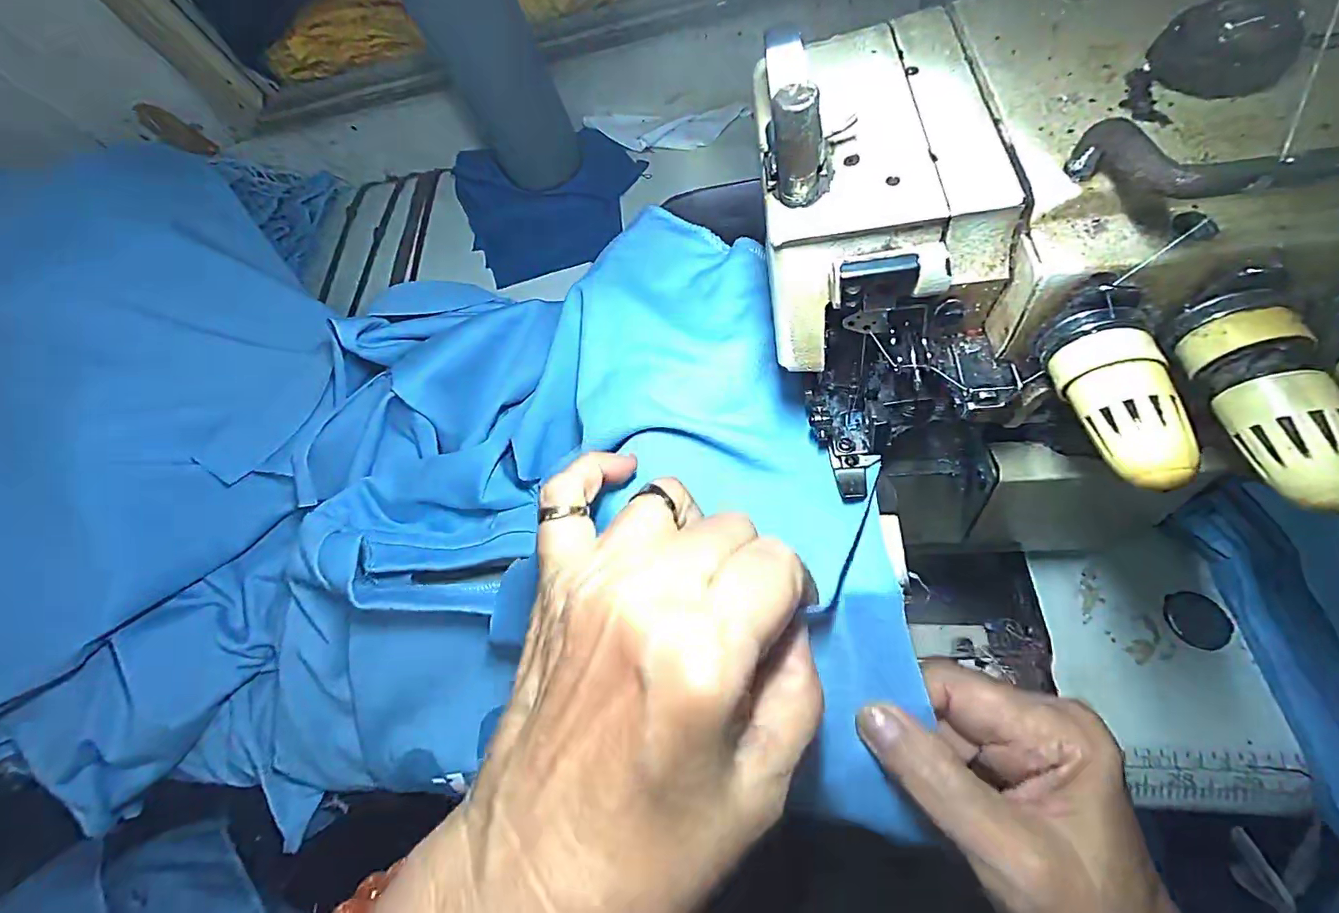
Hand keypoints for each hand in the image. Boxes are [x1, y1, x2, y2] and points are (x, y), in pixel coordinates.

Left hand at [382, 452, 821, 912]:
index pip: (777, 562)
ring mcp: (589, 579)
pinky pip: (563, 497)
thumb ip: (799, 687)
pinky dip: (592, 474)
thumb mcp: (762, 789)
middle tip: (739, 613)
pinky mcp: (551, 582)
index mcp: (702, 651)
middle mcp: (644, 595)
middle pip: (728, 526)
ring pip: (666, 503)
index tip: (783, 621)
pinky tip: (620, 475)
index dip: (793, 590)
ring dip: (692, 533)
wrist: (539, 865)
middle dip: (749, 565)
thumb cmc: (655, 843)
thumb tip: (790, 619)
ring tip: (691, 578)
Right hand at [857, 661, 1175, 912]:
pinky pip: (952, 754)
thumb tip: (868, 711)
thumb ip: (936, 781)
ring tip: (871, 769)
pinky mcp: (1013, 768)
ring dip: (910, 753)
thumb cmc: (1078, 909)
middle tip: (856, 750)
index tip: (852, 720)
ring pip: (942, 728)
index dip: (900, 698)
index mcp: (1056, 724)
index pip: (953, 685)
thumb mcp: (1006, 851)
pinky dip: (925, 772)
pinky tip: (902, 785)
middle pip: (945, 705)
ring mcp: (1027, 742)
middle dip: (904, 730)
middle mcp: (1040, 717)